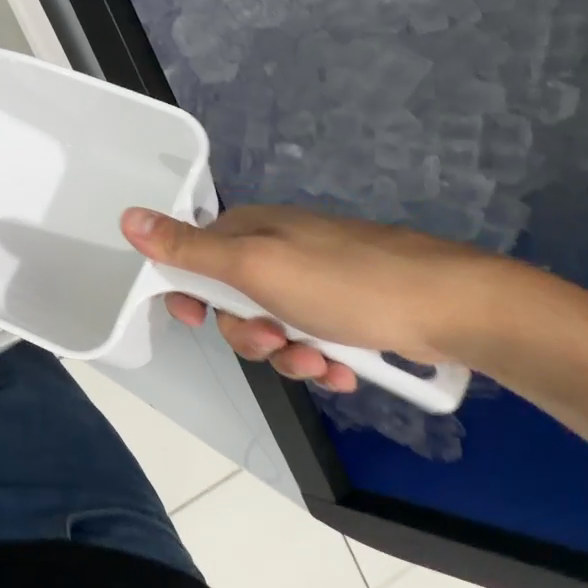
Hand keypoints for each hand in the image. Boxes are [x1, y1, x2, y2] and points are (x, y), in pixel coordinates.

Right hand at [120, 204, 532, 390]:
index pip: (193, 256)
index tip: (197, 319)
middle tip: (275, 342)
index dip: (188, 291)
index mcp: (253, 229)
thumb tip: (127, 216)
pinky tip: (343, 371)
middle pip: (231, 300)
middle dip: (248, 333)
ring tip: (321, 364)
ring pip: (273, 327)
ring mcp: (320, 280)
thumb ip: (189, 248)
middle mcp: (282, 249)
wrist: (460, 309)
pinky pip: (314, 340)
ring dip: (288, 354)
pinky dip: (322, 359)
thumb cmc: (348, 284)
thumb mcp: (255, 266)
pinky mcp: (353, 309)